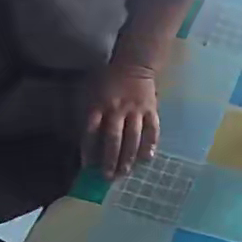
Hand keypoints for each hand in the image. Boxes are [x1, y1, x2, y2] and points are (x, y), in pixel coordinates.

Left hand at [84, 63, 159, 177]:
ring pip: (133, 137)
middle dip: (110, 159)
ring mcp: (136, 110)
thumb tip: (88, 142)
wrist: (134, 65)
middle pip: (113, 138)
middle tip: (108, 177)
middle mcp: (117, 109)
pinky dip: (150, 145)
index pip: (92, 132)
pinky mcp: (151, 110)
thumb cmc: (108, 81)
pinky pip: (152, 130)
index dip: (90, 151)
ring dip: (128, 157)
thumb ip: (90, 114)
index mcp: (99, 105)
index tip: (88, 168)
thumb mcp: (91, 92)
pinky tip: (147, 159)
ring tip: (125, 172)